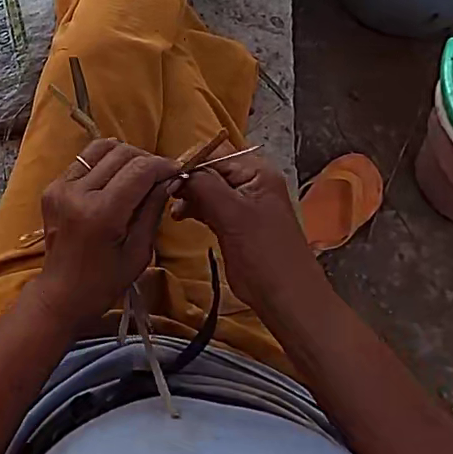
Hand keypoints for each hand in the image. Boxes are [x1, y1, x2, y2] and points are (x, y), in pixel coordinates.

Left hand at [27, 139, 178, 329]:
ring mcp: (60, 187)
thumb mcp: (139, 251)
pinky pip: (83, 161)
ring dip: (124, 156)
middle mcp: (77, 193)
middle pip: (121, 153)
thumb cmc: (105, 282)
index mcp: (101, 213)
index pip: (140, 169)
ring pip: (100, 149)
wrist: (61, 293)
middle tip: (160, 175)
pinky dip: (103, 164)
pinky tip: (114, 181)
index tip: (177, 171)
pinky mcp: (51, 188)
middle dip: (147, 160)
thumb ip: (153, 209)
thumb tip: (170, 179)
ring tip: (137, 174)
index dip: (163, 166)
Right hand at [171, 153, 324, 315]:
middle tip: (168, 197)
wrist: (286, 298)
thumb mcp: (232, 214)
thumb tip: (178, 171)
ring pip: (207, 189)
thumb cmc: (264, 254)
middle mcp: (251, 183)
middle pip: (210, 171)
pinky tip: (181, 216)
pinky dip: (195, 209)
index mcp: (257, 173)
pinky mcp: (235, 223)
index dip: (189, 164)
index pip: (215, 155)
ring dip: (189, 197)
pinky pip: (210, 206)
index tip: (166, 179)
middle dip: (187, 181)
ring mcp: (243, 204)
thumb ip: (205, 186)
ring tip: (175, 211)